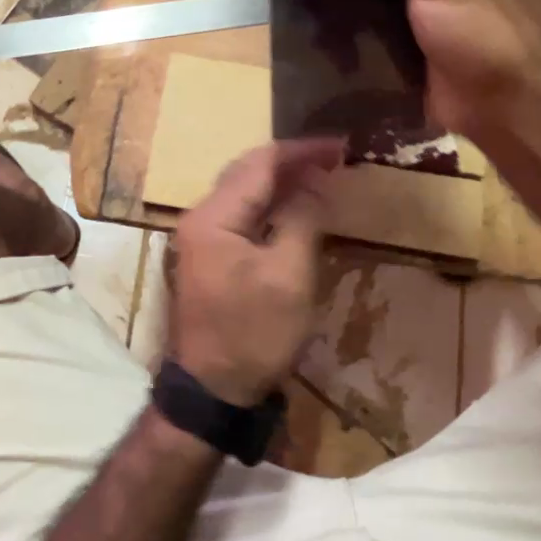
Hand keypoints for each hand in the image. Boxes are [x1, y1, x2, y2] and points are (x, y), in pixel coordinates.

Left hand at [169, 139, 340, 406]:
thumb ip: (302, 219)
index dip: (301, 151)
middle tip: (335, 157)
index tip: (341, 146)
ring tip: (322, 175)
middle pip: (247, 172)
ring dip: (281, 182)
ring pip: (244, 193)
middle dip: (291, 161)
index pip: (260, 164)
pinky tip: (296, 209)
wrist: (211, 394)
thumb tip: (317, 180)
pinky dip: (271, 206)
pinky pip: (241, 216)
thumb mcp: (289, 277)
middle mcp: (199, 218)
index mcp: (213, 217)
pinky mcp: (208, 258)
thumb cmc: (253, 335)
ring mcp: (200, 239)